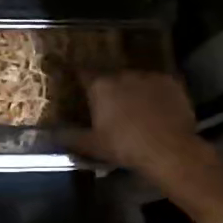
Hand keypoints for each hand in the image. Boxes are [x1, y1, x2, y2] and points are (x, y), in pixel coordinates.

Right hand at [69, 71, 210, 178]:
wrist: (168, 149)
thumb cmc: (124, 147)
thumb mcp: (92, 146)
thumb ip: (70, 137)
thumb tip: (50, 134)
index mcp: (100, 86)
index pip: (83, 73)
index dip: (79, 76)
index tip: (77, 79)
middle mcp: (123, 74)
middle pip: (111, 76)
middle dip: (108, 88)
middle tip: (109, 105)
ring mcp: (149, 76)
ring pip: (135, 79)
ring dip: (132, 89)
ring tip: (135, 108)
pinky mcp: (171, 82)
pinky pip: (157, 84)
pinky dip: (154, 93)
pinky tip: (156, 108)